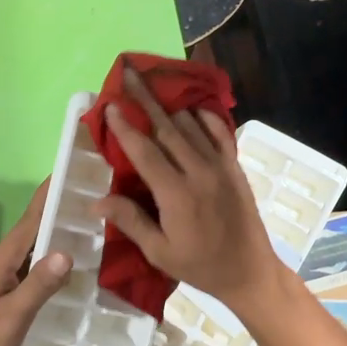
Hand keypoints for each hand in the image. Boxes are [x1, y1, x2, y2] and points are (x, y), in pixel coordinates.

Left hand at [0, 181, 72, 345]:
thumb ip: (39, 285)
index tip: (69, 171)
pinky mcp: (2, 289)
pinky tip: (66, 264)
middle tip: (93, 196)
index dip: (49, 194)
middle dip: (59, 210)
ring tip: (88, 224)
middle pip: (33, 228)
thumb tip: (66, 251)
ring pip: (33, 247)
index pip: (31, 218)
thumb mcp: (13, 315)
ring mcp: (0, 275)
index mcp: (2, 259)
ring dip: (55, 233)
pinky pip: (30, 265)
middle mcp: (1, 260)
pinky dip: (48, 257)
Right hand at [95, 66, 282, 307]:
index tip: (109, 105)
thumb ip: (130, 221)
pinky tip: (191, 108)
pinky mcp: (235, 167)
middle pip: (167, 127)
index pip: (145, 152)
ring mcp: (220, 167)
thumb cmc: (200, 266)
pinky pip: (219, 133)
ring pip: (191, 125)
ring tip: (153, 86)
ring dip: (169, 105)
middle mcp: (198, 172)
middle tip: (129, 74)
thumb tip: (96, 201)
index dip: (125, 127)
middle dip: (145, 99)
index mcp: (176, 195)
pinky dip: (204, 117)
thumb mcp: (159, 252)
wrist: (250, 272)